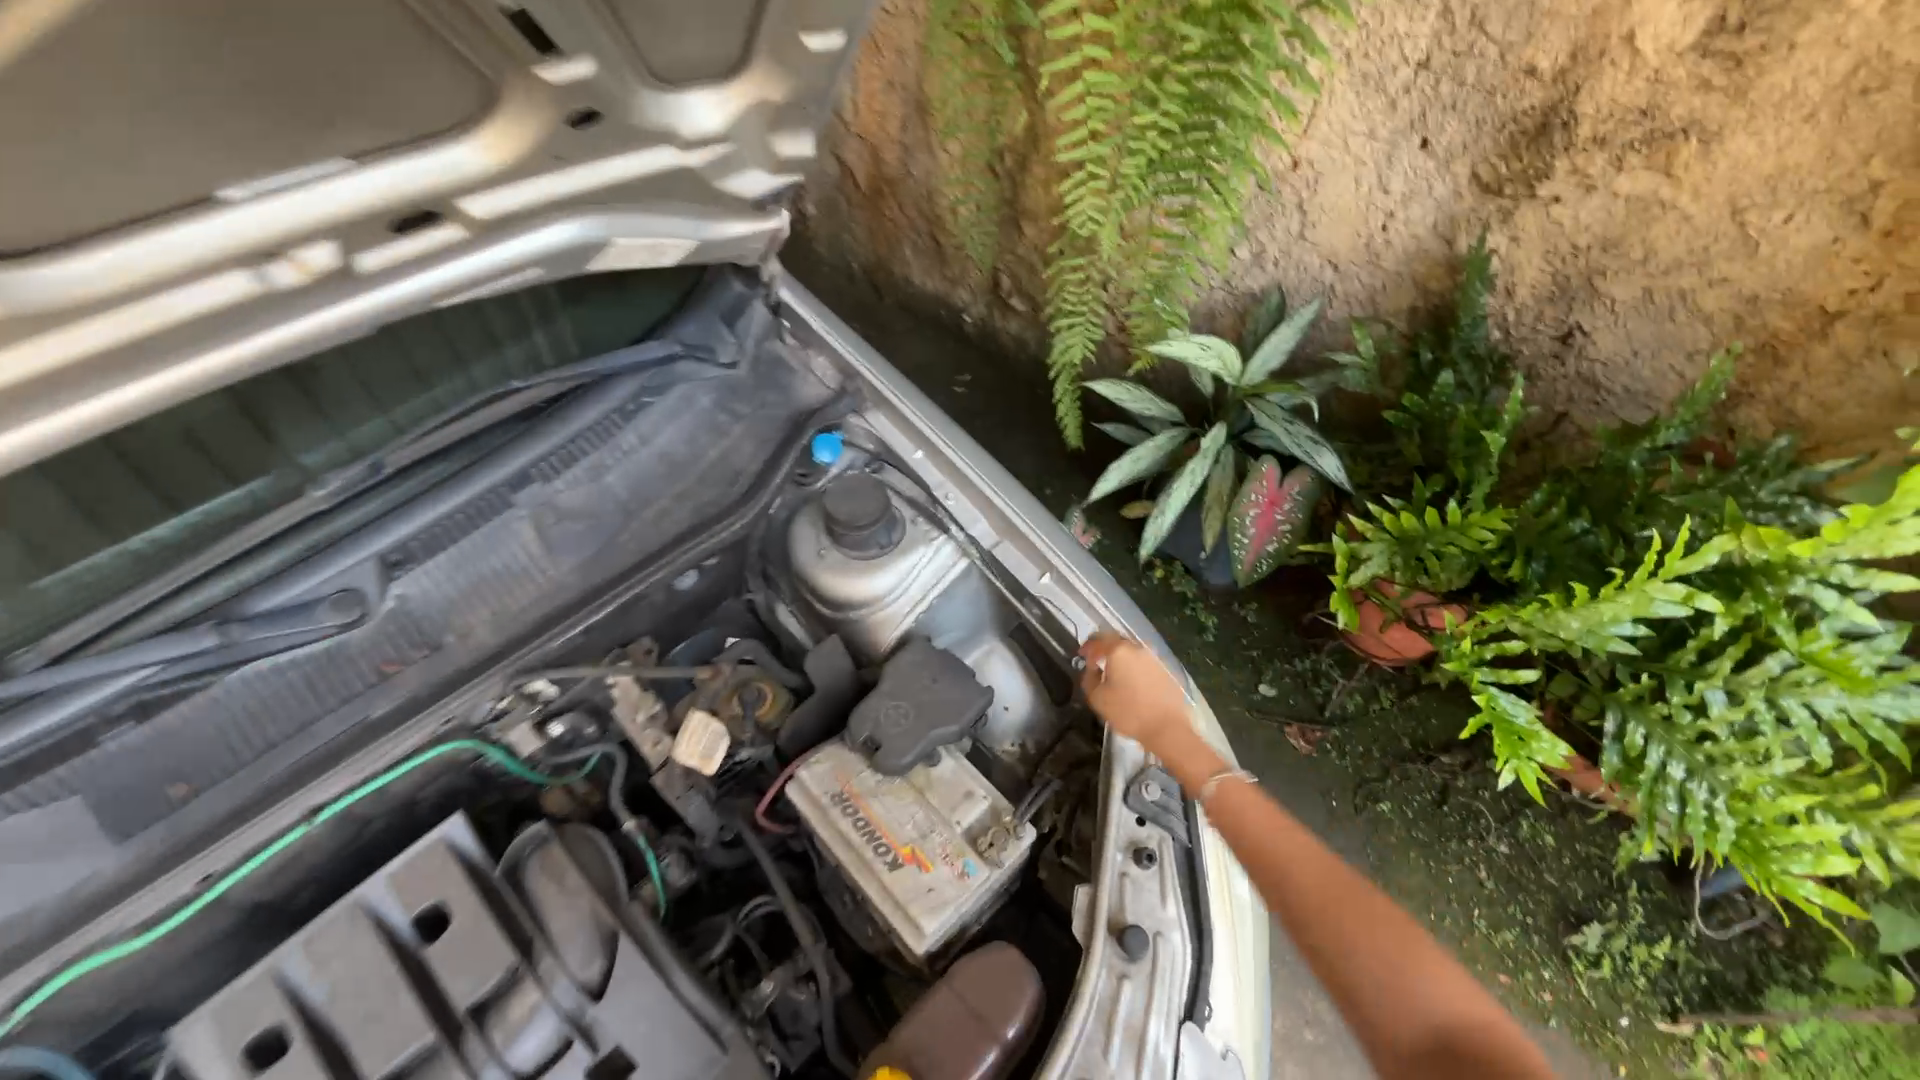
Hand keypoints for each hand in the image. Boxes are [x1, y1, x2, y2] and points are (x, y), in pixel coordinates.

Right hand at [1077, 633, 1191, 751]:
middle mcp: (1138, 648)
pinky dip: (1135, 666)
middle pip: (1117, 641)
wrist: (1167, 727)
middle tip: (1096, 660)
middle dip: (1104, 649)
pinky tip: (1132, 681)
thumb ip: (1088, 679)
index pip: (1098, 639)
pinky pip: (1144, 662)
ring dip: (1121, 658)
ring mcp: (1155, 658)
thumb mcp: (1097, 698)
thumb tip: (1092, 670)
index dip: (1087, 646)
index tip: (1081, 655)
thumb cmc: (1128, 712)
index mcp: (1119, 651)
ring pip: (1132, 651)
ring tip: (1114, 672)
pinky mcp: (1166, 670)